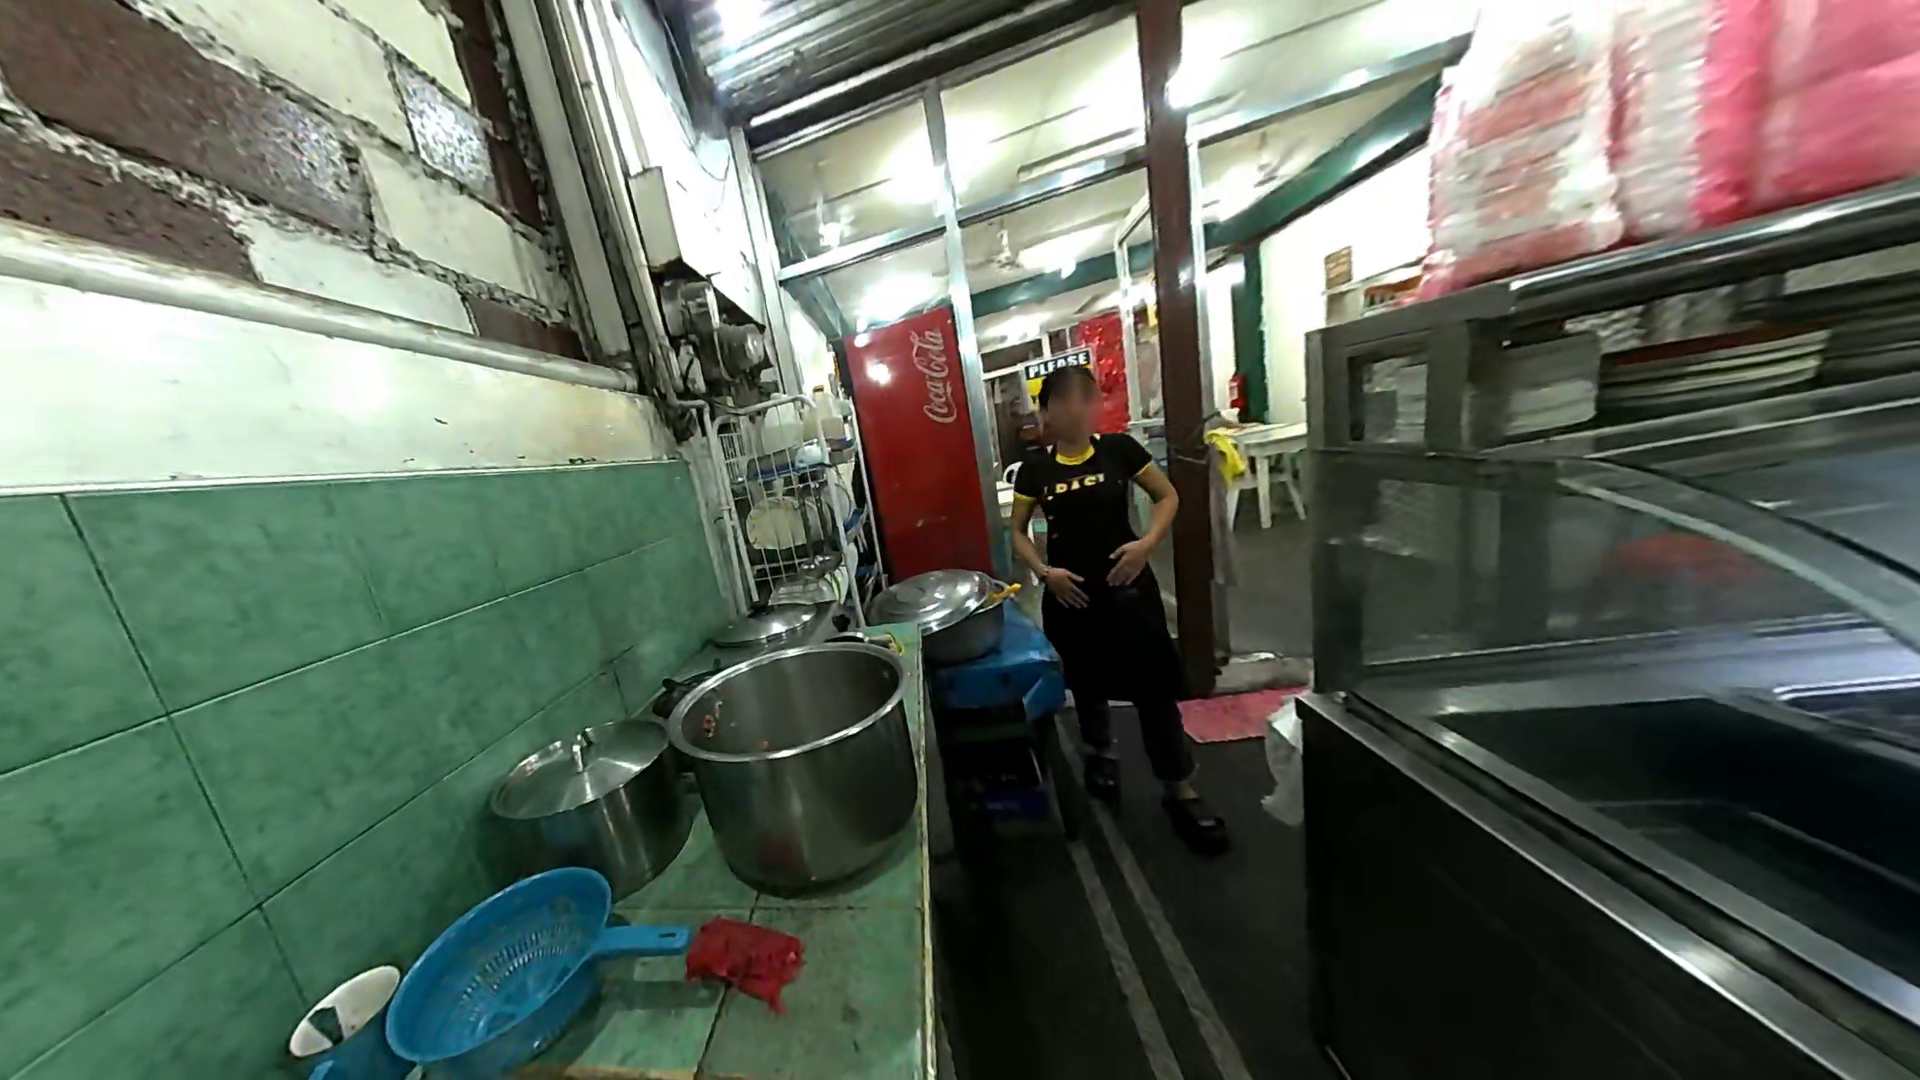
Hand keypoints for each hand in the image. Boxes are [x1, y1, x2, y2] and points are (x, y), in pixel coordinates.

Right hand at [1042, 567, 1088, 608]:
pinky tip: (1067, 606)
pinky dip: (1064, 604)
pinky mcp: (1055, 594)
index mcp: (1070, 585)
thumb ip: (1075, 577)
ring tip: (1079, 607)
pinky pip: (1060, 601)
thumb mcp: (1067, 573)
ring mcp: (1061, 593)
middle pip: (1075, 598)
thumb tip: (1083, 580)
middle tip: (1085, 606)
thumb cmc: (1057, 572)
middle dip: (1080, 602)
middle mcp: (1066, 591)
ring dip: (1074, 604)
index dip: (1083, 596)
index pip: (1078, 592)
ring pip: (1069, 600)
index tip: (1087, 600)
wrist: (1047, 575)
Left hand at [1107, 540, 1151, 584]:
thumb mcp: (1124, 547)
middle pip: (1121, 574)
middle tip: (1110, 584)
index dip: (1112, 575)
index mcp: (1124, 560)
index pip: (1117, 570)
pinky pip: (1134, 576)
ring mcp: (1134, 569)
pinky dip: (1130, 580)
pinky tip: (1126, 583)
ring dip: (1121, 580)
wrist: (1146, 547)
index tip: (1108, 579)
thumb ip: (1117, 553)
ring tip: (1116, 584)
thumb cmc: (1134, 546)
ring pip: (1126, 576)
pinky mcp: (1139, 569)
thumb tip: (1110, 557)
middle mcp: (1129, 566)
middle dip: (1115, 579)